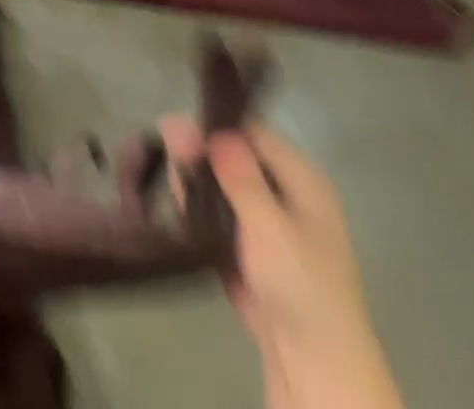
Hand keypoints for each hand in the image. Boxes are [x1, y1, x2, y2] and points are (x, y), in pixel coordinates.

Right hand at [162, 120, 402, 408]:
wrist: (306, 347)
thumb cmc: (300, 283)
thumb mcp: (271, 227)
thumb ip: (239, 177)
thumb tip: (210, 128)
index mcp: (302, 181)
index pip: (254, 133)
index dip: (217, 126)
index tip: (179, 130)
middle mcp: (281, 190)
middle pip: (230, 152)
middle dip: (197, 151)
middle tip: (168, 158)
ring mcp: (259, 213)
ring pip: (215, 177)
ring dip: (191, 175)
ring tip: (170, 182)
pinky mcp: (238, 234)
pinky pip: (210, 204)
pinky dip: (191, 199)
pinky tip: (172, 198)